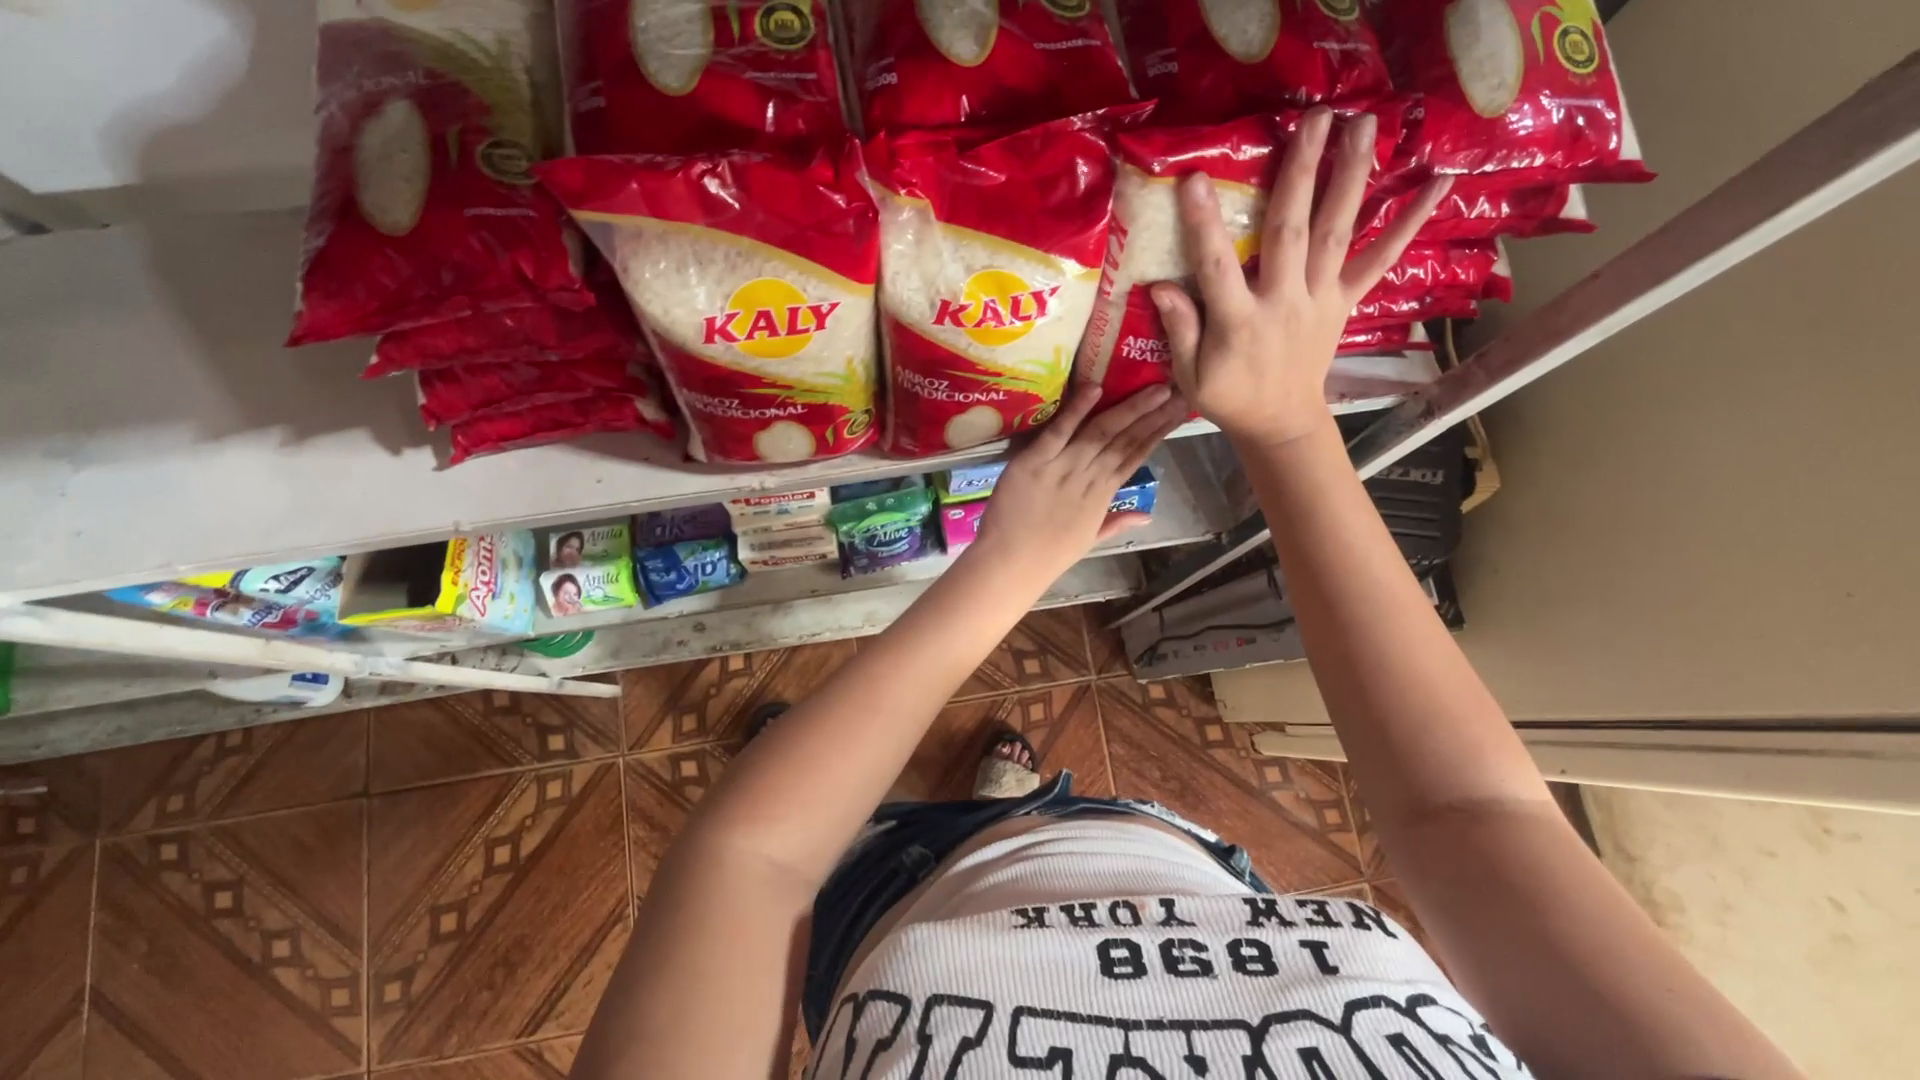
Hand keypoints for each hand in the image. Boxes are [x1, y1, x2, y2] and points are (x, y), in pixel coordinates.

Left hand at [970, 383, 1188, 583]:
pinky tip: (1095, 389)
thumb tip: (1147, 516)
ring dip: (1129, 408)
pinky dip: (1076, 410)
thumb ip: (1117, 522)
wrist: (1011, 564)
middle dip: (1152, 414)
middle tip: (1175, 390)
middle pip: (1125, 440)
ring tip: (1154, 388)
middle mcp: (1088, 477)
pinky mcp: (1034, 462)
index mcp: (1102, 495)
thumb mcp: (1089, 539)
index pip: (1135, 456)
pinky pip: (1058, 432)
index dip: (1157, 432)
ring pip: (1101, 432)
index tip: (1177, 411)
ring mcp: (1062, 468)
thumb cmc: (1046, 555)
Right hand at [1150, 107, 1451, 449]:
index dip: (1204, 226)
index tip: (1193, 181)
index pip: (1217, 268)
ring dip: (1351, 177)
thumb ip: (1179, 329)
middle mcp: (1285, 302)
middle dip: (1302, 173)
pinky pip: (1381, 261)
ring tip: (1364, 126)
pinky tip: (1437, 185)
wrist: (1281, 423)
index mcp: (1240, 322)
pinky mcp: (1345, 302)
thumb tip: (1161, 286)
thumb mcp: (1190, 375)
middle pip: (1292, 231)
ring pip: (1337, 232)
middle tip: (1314, 119)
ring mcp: (1321, 299)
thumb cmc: (1229, 397)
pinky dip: (1409, 224)